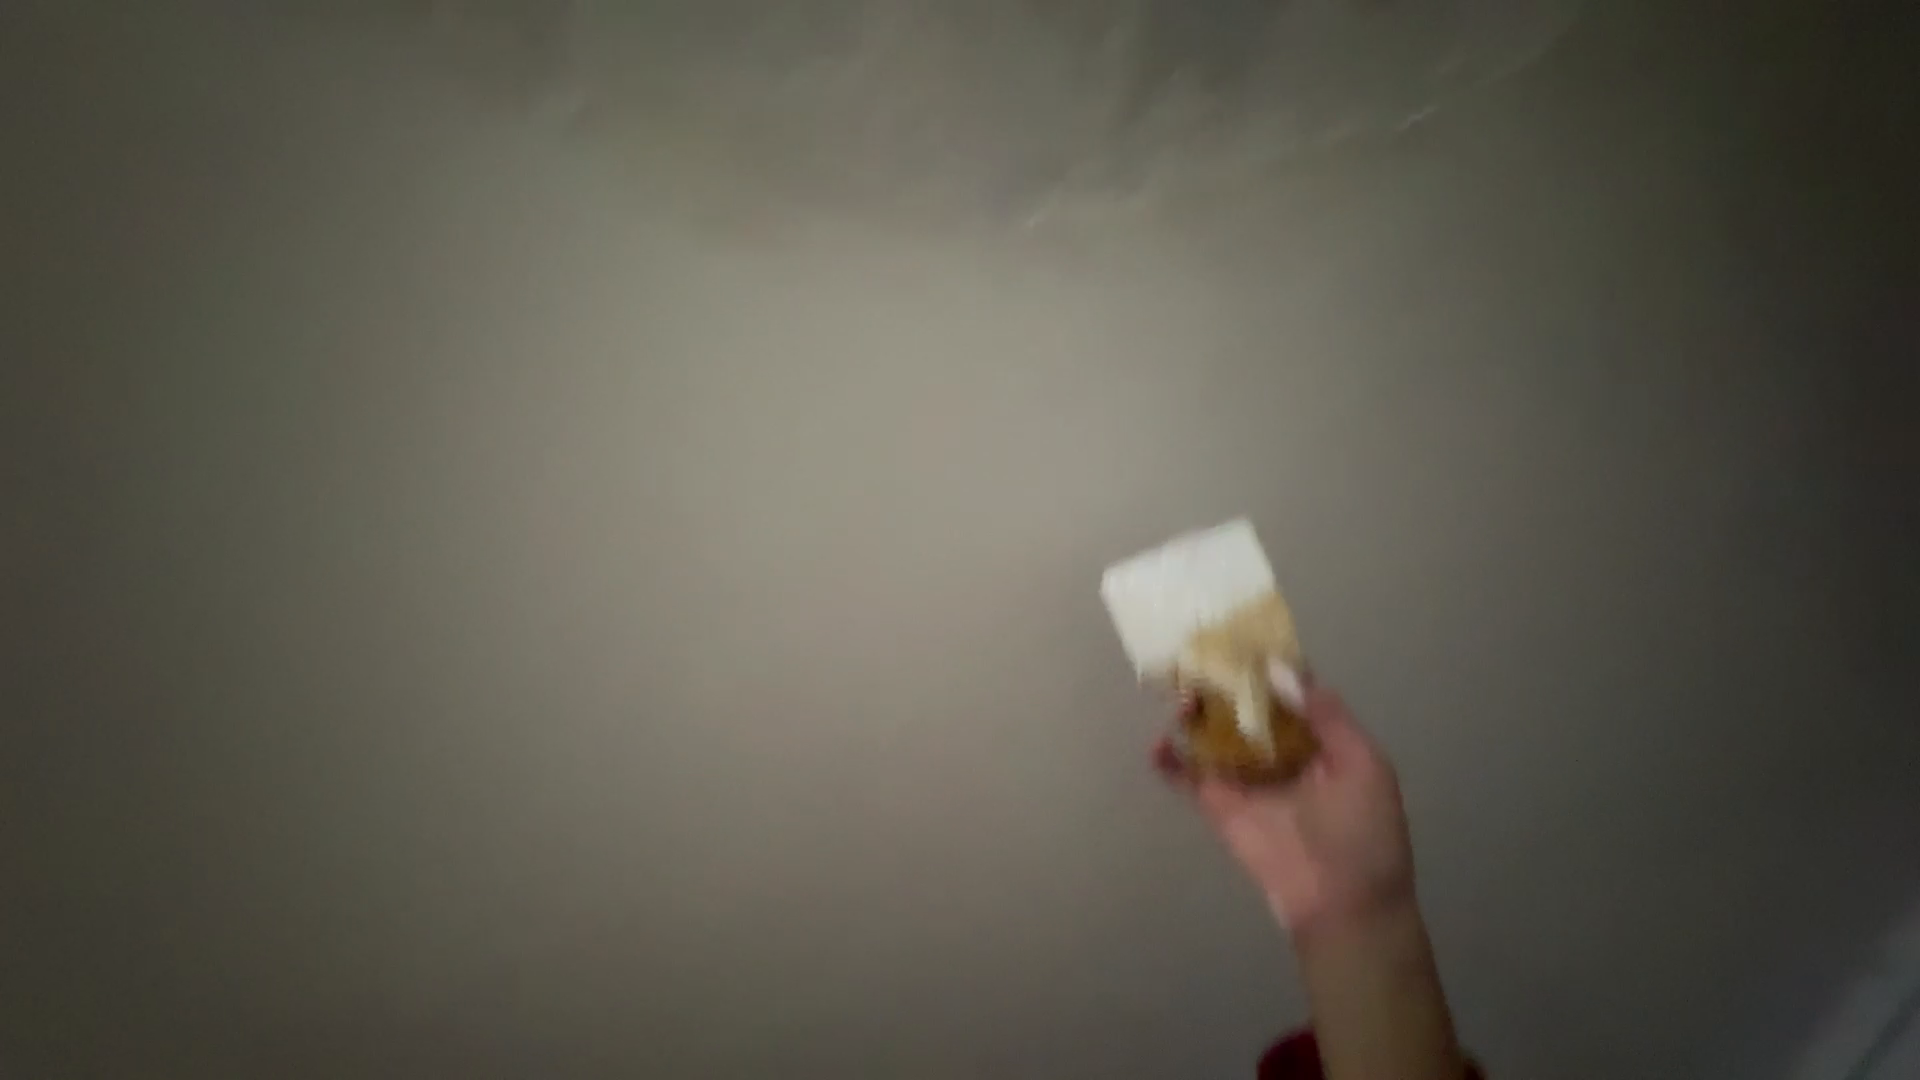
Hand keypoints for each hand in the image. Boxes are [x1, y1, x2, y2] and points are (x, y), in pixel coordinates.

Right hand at [1154, 665, 1415, 936]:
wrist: (1341, 904)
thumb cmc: (1362, 833)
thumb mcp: (1363, 765)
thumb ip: (1327, 715)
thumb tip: (1281, 669)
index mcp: (1314, 737)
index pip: (1282, 690)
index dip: (1261, 665)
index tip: (1236, 636)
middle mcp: (1275, 749)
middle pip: (1239, 704)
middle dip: (1218, 682)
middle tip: (1197, 663)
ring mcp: (1243, 774)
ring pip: (1209, 731)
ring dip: (1192, 710)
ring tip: (1181, 698)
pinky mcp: (1216, 802)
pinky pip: (1187, 774)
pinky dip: (1168, 758)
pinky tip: (1158, 745)